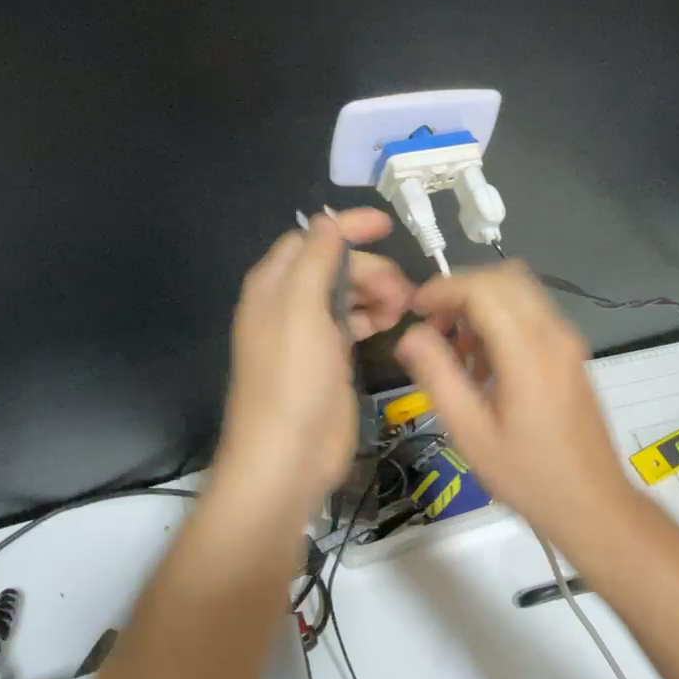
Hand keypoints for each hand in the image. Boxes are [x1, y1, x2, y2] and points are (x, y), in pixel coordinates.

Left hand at [215, 209, 415, 515]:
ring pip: (348, 294)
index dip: (346, 227)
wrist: (287, 458)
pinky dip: (375, 317)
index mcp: (273, 286)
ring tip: (405, 308)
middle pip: (334, 266)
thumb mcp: (301, 309)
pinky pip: (354, 324)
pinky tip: (393, 324)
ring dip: (377, 292)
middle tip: (404, 290)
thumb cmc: (292, 379)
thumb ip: (315, 259)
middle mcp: (287, 304)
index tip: (387, 225)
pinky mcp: (329, 361)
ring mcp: (309, 334)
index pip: (310, 238)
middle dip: (371, 268)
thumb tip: (328, 220)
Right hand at [393, 262, 633, 535]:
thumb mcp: (470, 433)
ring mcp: (568, 341)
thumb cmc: (528, 475)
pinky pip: (532, 314)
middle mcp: (554, 335)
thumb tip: (410, 335)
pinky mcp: (571, 353)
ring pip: (519, 291)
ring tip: (457, 351)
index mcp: (529, 352)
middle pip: (503, 278)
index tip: (414, 310)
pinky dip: (502, 319)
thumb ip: (438, 376)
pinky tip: (484, 365)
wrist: (593, 505)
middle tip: (433, 326)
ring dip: (482, 305)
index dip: (442, 289)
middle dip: (461, 292)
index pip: (482, 288)